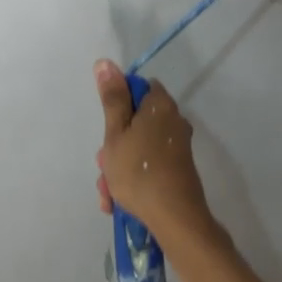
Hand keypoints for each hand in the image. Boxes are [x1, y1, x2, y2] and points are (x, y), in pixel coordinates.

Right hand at [94, 59, 213, 241]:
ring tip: (109, 193)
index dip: (118, 104)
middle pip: (135, 122)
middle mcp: (173, 122)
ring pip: (138, 149)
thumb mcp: (115, 133)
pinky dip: (132, 180)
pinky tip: (118, 202)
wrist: (175, 218)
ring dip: (118, 168)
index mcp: (160, 106)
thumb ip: (112, 99)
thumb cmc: (139, 172)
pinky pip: (148, 167)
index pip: (138, 88)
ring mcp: (177, 147)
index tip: (107, 127)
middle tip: (104, 166)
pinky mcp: (178, 170)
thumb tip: (106, 62)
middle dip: (113, 146)